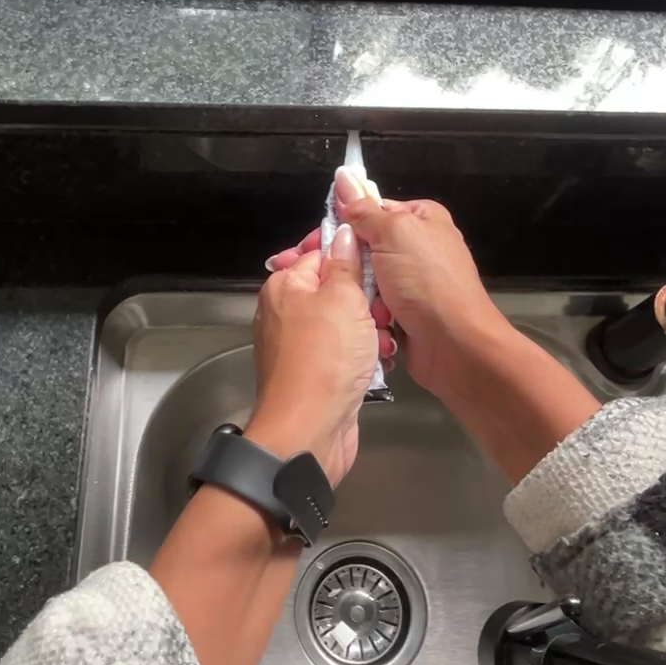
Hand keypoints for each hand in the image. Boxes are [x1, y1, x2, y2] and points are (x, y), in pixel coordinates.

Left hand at [251, 223, 391, 485]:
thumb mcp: (342, 298)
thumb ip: (345, 264)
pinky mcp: (316, 374)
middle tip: (379, 314)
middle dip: (367, 301)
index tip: (378, 263)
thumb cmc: (323, 359)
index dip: (352, 256)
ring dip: (370, 332)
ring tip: (380, 344)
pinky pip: (345, 354)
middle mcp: (287, 313)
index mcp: (285, 286)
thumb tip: (344, 234)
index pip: (320, 253)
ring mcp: (301, 346)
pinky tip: (377, 365)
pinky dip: (363, 358)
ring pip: (346, 324)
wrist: (309, 429)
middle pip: (337, 290)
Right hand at [269, 170, 513, 399]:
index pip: (368, 212)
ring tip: (338, 302)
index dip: (338, 226)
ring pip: (364, 280)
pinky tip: (354, 320)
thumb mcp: (393, 234)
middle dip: (340, 264)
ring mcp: (410, 282)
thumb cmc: (427, 282)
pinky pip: (373, 306)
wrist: (455, 344)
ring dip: (354, 292)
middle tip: (308, 275)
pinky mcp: (404, 312)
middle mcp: (416, 246)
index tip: (308, 245)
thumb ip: (363, 210)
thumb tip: (344, 176)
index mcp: (420, 218)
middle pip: (362, 248)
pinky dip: (366, 313)